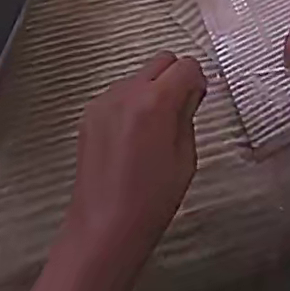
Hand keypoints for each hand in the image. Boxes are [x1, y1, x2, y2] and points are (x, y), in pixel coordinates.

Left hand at [37, 52, 205, 290]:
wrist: (103, 230)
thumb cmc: (147, 204)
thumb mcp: (185, 159)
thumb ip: (188, 115)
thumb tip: (189, 93)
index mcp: (154, 103)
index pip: (185, 65)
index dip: (197, 79)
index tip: (198, 94)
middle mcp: (127, 93)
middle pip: (161, 60)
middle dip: (175, 77)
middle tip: (181, 106)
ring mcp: (105, 100)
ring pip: (140, 75)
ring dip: (152, 90)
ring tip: (154, 130)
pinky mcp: (91, 112)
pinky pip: (120, 93)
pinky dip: (131, 103)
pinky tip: (133, 137)